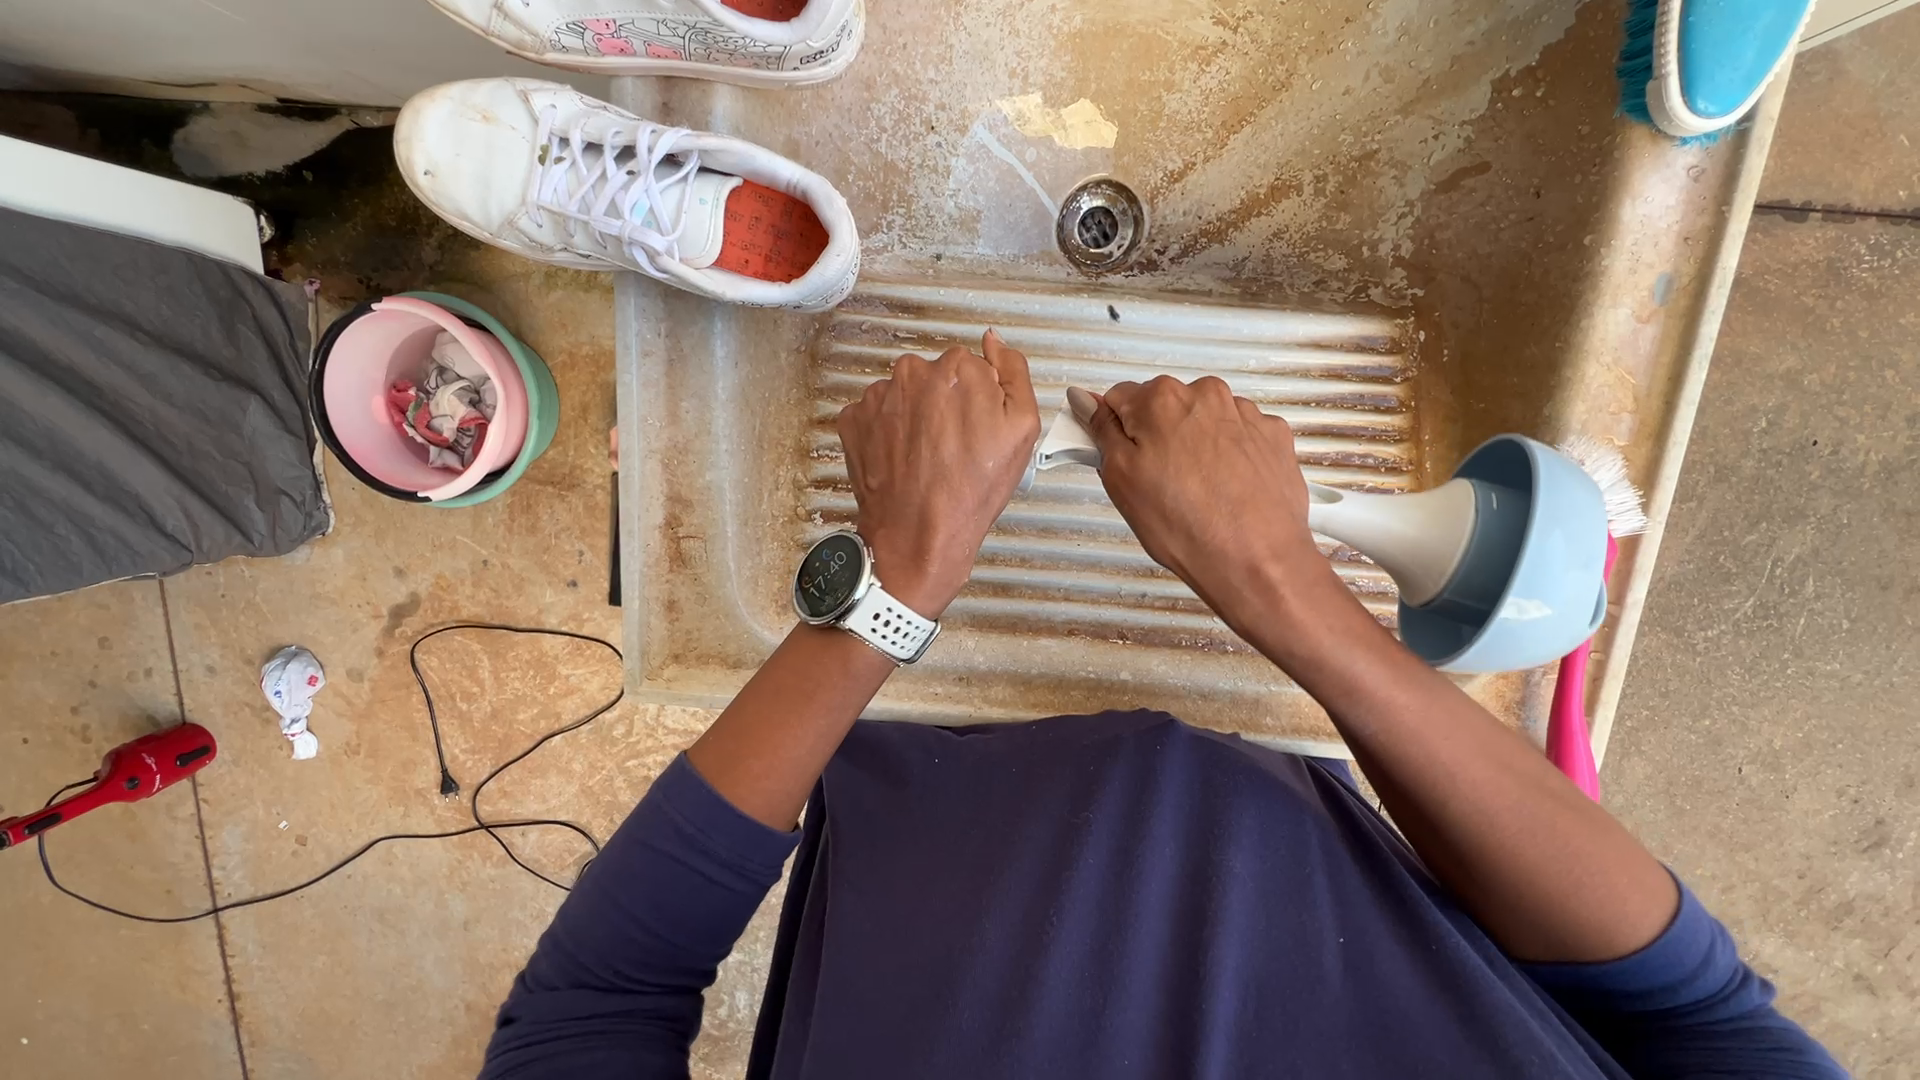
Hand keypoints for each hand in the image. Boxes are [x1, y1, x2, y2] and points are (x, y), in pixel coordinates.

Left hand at [837, 330, 1040, 617]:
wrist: (919, 535)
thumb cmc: (973, 488)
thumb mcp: (1023, 429)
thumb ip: (1014, 373)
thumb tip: (994, 341)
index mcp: (957, 367)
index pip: (971, 368)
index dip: (978, 400)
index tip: (978, 429)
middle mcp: (912, 372)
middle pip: (935, 378)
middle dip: (944, 404)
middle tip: (953, 448)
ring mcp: (878, 396)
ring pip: (904, 396)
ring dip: (914, 418)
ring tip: (926, 459)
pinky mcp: (853, 420)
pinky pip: (876, 417)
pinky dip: (888, 434)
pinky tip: (902, 461)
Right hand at [1075, 376, 1325, 626]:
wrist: (1255, 559)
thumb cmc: (1183, 525)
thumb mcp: (1120, 478)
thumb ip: (1101, 429)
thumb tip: (1084, 398)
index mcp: (1160, 399)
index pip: (1119, 399)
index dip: (1115, 432)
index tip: (1121, 460)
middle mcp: (1205, 394)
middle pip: (1164, 408)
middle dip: (1157, 437)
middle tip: (1157, 484)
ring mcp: (1244, 414)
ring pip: (1202, 422)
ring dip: (1194, 446)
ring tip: (1196, 492)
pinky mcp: (1273, 437)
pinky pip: (1238, 437)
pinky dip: (1229, 456)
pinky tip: (1225, 490)